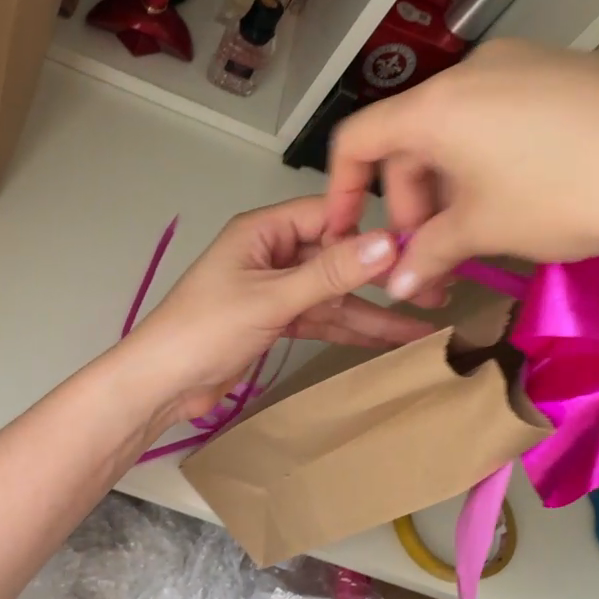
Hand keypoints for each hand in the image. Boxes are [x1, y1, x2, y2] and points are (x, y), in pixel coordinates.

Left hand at [122, 196, 433, 424]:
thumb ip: (328, 273)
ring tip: (426, 324)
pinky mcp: (273, 322)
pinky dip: (349, 329)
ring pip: (332, 293)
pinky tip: (389, 339)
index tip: (423, 245)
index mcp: (263, 231)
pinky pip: (320, 319)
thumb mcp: (270, 298)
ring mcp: (273, 289)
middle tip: (436, 289)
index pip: (329, 215)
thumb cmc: (204, 330)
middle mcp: (271, 253)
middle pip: (336, 256)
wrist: (161, 383)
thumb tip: (388, 242)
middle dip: (381, 274)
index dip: (372, 229)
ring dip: (373, 309)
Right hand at [324, 39, 598, 300]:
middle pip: (410, 146)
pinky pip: (499, 124)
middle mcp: (472, 74)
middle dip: (409, 210)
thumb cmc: (570, 193)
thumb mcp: (484, 231)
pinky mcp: (565, 76)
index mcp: (436, 106)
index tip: (349, 238)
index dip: (338, 194)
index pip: (357, 141)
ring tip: (473, 246)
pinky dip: (487, 170)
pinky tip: (516, 208)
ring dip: (448, 197)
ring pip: (455, 138)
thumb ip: (427, 255)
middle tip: (428, 265)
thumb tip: (398, 285)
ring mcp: (523, 68)